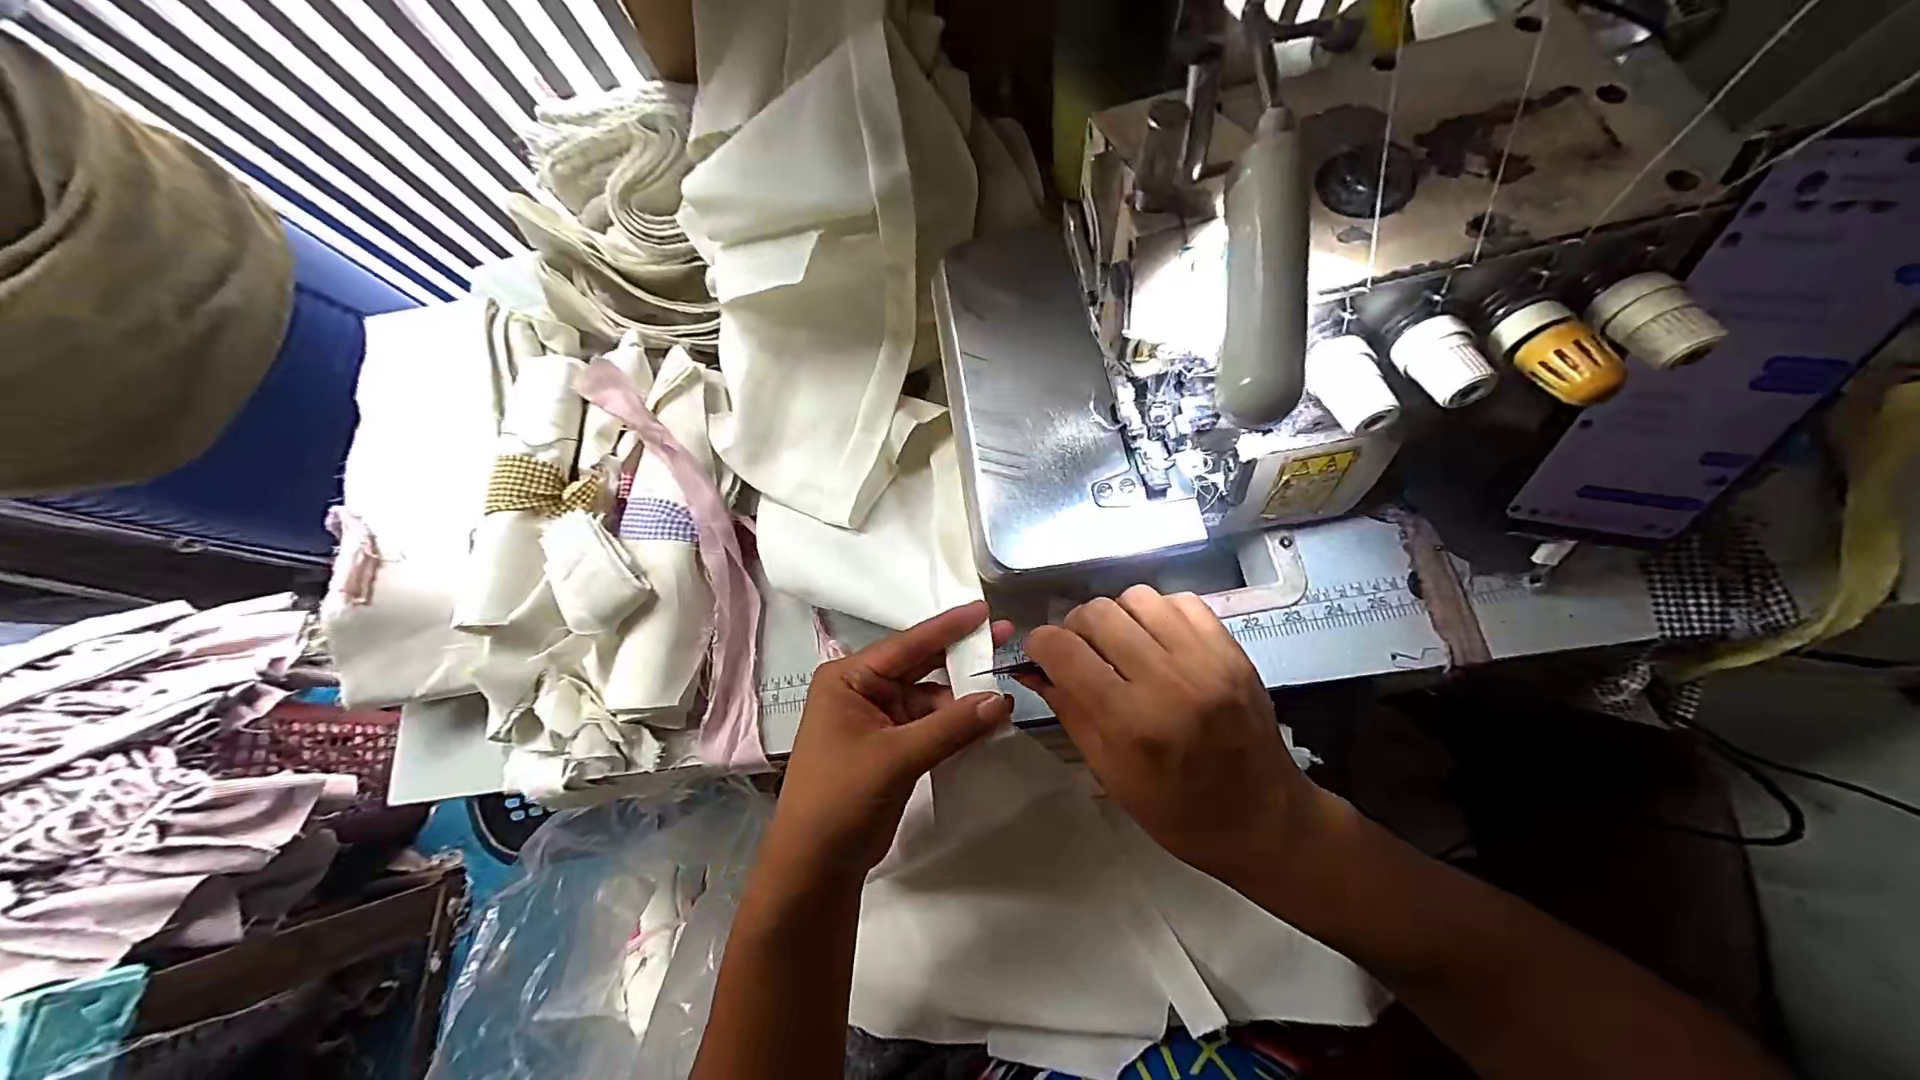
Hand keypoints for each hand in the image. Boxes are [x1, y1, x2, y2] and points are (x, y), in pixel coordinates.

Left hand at [764, 602, 1013, 887]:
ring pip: (930, 696)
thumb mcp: (896, 757)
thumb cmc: (841, 798)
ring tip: (1005, 687)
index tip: (985, 609)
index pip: (907, 644)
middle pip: (920, 664)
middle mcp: (863, 690)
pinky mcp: (892, 744)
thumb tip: (1001, 698)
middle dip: (961, 656)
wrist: (816, 864)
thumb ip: (951, 726)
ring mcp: (878, 717)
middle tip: (1004, 639)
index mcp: (849, 678)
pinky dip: (957, 722)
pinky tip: (987, 717)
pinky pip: (931, 722)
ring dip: (963, 695)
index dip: (948, 627)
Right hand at [1016, 585, 1321, 880]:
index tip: (1041, 654)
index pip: (1064, 650)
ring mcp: (1206, 659)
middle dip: (1075, 627)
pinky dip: (1158, 613)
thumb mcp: (1108, 771)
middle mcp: (1168, 680)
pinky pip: (1180, 601)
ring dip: (1117, 616)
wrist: (1262, 819)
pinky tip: (1157, 641)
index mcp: (1131, 722)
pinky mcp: (1232, 650)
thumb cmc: (1176, 811)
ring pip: (1137, 597)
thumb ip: (1069, 710)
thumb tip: (1036, 669)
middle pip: (1097, 613)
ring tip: (1121, 645)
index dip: (1040, 645)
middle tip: (1080, 652)